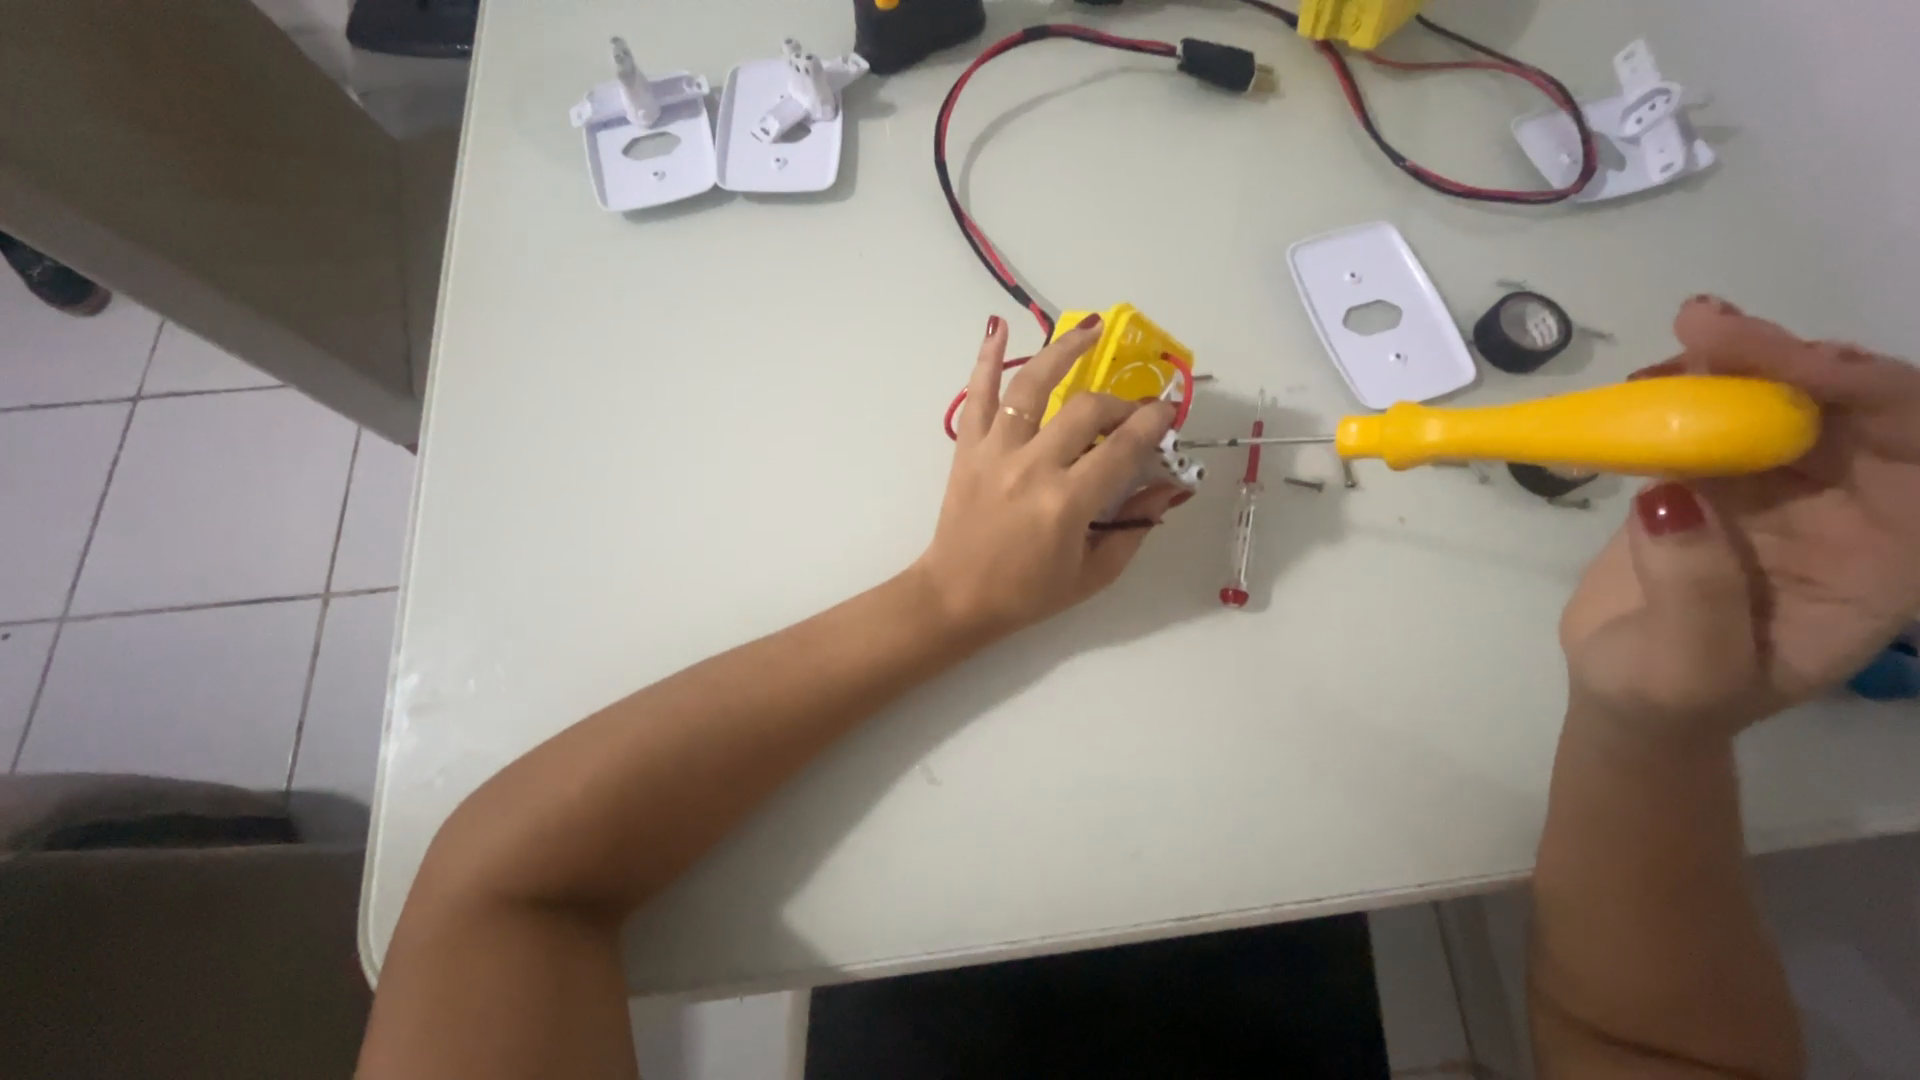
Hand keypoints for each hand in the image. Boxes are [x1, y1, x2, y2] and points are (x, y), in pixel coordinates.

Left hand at [912, 313, 1186, 637]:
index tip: (1167, 410)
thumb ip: (1135, 527)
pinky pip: (978, 395)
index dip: (1153, 423)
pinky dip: (987, 359)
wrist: (956, 596)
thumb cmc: (1028, 593)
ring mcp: (995, 451)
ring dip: (1065, 351)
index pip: (1123, 447)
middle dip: (1119, 403)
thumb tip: (1171, 486)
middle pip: (1086, 411)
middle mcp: (1032, 467)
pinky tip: (998, 327)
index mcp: (1067, 503)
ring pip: (1033, 386)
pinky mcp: (967, 448)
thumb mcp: (1094, 573)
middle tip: (1133, 410)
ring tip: (1092, 328)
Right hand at [1560, 296, 1919, 737]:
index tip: (1793, 363)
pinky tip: (1642, 385)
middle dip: (1788, 361)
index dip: (1873, 396)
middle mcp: (1850, 511)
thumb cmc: (1673, 696)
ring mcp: (1777, 493)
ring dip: (1728, 366)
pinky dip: (1677, 396)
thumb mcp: (1690, 668)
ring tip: (1669, 347)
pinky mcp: (1709, 485)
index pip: (1918, 455)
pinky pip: (1706, 426)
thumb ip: (1695, 590)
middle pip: (1850, 411)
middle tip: (1705, 327)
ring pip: (1776, 404)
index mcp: (1888, 556)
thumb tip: (1669, 493)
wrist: (1630, 697)